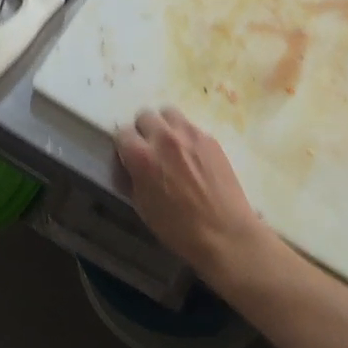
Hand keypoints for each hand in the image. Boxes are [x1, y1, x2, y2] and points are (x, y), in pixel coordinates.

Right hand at [115, 107, 267, 277]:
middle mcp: (164, 137)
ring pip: (168, 113)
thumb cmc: (179, 229)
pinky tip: (192, 156)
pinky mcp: (210, 137)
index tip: (130, 156)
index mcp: (142, 156)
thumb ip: (133, 177)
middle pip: (145, 115)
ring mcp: (189, 134)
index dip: (124, 145)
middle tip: (150, 149)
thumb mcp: (143, 207)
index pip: (122, 132)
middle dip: (143, 131)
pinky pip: (190, 126)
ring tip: (170, 145)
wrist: (225, 234)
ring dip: (164, 125)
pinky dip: (185, 135)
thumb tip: (130, 165)